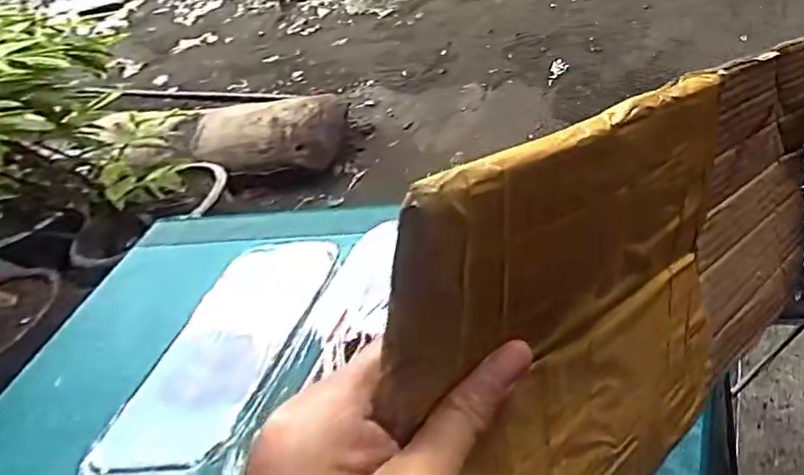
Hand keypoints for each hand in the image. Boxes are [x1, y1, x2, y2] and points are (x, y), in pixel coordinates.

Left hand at [248, 339, 532, 474]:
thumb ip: (464, 416)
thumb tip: (518, 350)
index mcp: (315, 410)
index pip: (398, 349)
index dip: (449, 348)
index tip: (495, 348)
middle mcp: (292, 419)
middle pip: (384, 379)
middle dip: (435, 388)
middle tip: (488, 387)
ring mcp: (286, 453)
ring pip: (370, 411)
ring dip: (414, 418)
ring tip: (463, 420)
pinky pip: (349, 440)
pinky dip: (386, 445)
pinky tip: (421, 456)